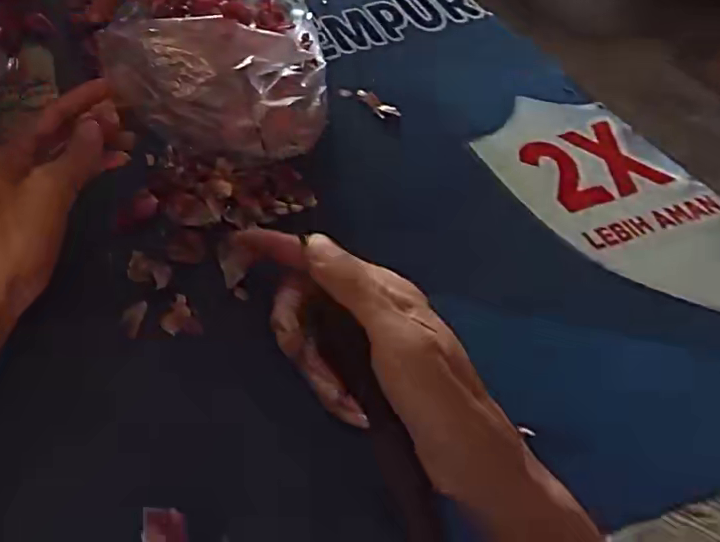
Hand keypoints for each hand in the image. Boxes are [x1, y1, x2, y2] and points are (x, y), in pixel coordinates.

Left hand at [0, 79, 130, 324]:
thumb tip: (99, 120)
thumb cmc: (22, 234)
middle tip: (128, 112)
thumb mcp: (51, 189)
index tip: (113, 85)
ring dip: (97, 141)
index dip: (83, 98)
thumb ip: (76, 154)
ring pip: (70, 151)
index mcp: (18, 150)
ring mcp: (35, 181)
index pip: (54, 113)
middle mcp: (25, 159)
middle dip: (94, 119)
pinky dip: (94, 165)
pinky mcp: (47, 203)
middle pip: (63, 129)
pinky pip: (74, 173)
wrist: (2, 285)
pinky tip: (117, 162)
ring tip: (130, 137)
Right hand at [233, 230, 597, 541]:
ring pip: (310, 331)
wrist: (483, 479)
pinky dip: (327, 383)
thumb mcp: (398, 342)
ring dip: (314, 366)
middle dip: (295, 329)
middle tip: (301, 361)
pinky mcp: (366, 367)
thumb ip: (354, 288)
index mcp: (382, 289)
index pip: (317, 254)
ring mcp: (369, 336)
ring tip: (338, 399)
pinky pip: (324, 360)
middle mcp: (372, 304)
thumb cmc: (442, 405)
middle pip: (304, 296)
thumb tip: (311, 241)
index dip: (275, 247)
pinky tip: (349, 408)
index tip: (237, 244)